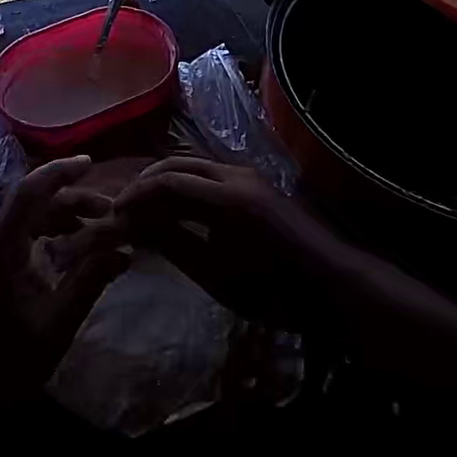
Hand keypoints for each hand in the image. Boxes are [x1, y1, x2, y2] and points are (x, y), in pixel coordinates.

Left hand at [0, 155, 128, 419]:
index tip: (90, 162)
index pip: (30, 191)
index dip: (60, 171)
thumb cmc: (6, 362)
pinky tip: (70, 252)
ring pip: (25, 219)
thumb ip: (89, 283)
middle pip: (31, 203)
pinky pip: (17, 236)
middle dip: (72, 201)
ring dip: (60, 219)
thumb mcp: (56, 325)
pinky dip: (45, 235)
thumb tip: (124, 251)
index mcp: (1, 246)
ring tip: (98, 233)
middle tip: (112, 214)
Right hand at [110, 157, 337, 322]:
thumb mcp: (217, 276)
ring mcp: (249, 177)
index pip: (165, 182)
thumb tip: (132, 226)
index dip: (135, 196)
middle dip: (145, 183)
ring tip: (145, 208)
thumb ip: (173, 243)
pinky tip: (176, 208)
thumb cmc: (278, 292)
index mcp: (227, 199)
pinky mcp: (256, 185)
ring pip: (192, 165)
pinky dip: (184, 184)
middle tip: (124, 209)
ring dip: (163, 181)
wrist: (341, 290)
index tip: (115, 216)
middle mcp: (236, 176)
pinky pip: (208, 174)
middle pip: (176, 164)